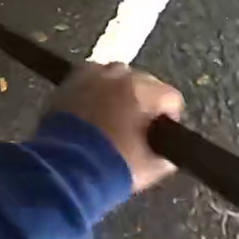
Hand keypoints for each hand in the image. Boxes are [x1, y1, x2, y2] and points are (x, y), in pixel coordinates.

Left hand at [44, 62, 183, 192]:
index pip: (171, 96)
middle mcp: (116, 77)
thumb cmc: (112, 164)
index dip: (171, 115)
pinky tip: (96, 104)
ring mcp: (90, 75)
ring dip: (121, 88)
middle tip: (140, 122)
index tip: (165, 128)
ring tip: (118, 111)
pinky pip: (90, 76)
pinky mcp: (69, 80)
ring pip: (115, 73)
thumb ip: (168, 149)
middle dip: (146, 99)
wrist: (68, 164)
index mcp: (141, 92)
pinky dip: (97, 86)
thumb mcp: (154, 165)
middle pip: (143, 80)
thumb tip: (167, 145)